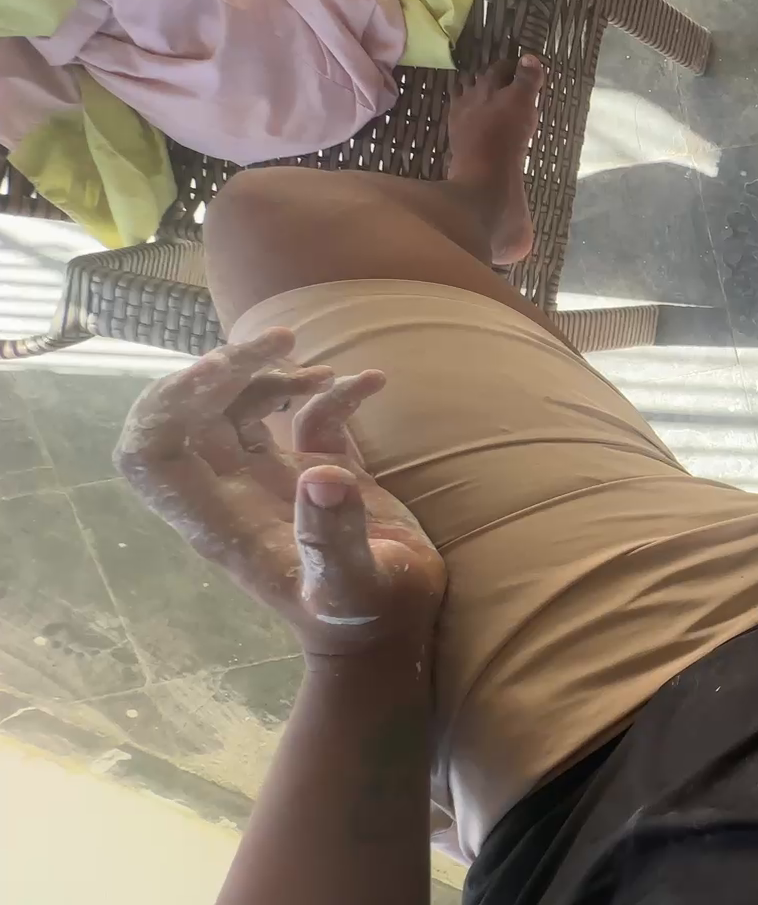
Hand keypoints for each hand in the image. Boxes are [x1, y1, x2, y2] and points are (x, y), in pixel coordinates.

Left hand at [114, 329, 444, 658]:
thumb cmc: (370, 612)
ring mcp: (280, 484)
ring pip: (242, 414)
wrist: (393, 626)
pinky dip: (335, 395)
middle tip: (281, 342)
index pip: (153, 449)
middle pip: (193, 419)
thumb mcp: (357, 581)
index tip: (232, 366)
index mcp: (224, 519)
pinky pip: (312, 423)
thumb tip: (321, 477)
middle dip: (224, 372)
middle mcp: (238, 494)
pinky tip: (374, 383)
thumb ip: (336, 534)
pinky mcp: (327, 479)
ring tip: (323, 367)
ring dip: (272, 378)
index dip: (172, 400)